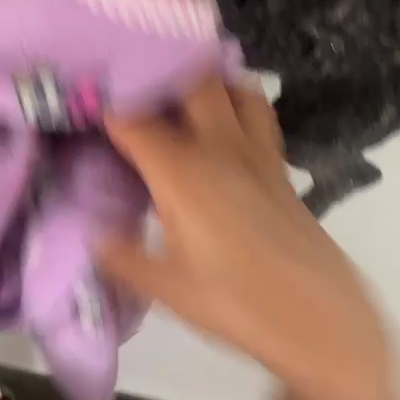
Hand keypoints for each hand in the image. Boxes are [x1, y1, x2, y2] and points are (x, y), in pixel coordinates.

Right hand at [94, 78, 395, 399]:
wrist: (328, 329)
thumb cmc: (238, 305)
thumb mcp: (161, 286)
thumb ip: (117, 251)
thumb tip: (88, 228)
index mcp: (181, 173)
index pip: (129, 116)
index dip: (97, 100)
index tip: (71, 95)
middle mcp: (220, 149)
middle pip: (190, 81)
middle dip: (155, 70)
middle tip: (119, 80)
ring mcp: (257, 156)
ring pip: (233, 88)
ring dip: (202, 81)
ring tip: (168, 91)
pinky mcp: (280, 170)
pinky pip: (255, 115)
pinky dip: (231, 104)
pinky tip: (211, 126)